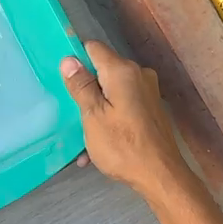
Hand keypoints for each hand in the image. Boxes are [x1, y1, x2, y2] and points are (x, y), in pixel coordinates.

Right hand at [60, 41, 189, 195]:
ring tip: (82, 138)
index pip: (93, 49)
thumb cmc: (122, 145)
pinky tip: (98, 145)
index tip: (63, 79)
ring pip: (112, 92)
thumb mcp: (93, 116)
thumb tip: (68, 59)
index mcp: (122, 71)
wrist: (159, 174)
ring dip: (95, 110)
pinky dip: (109, 120)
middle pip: (103, 71)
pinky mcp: (151, 109)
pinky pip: (123, 107)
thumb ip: (81, 86)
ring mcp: (148, 92)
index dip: (76, 59)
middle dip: (85, 89)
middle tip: (70, 113)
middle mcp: (139, 74)